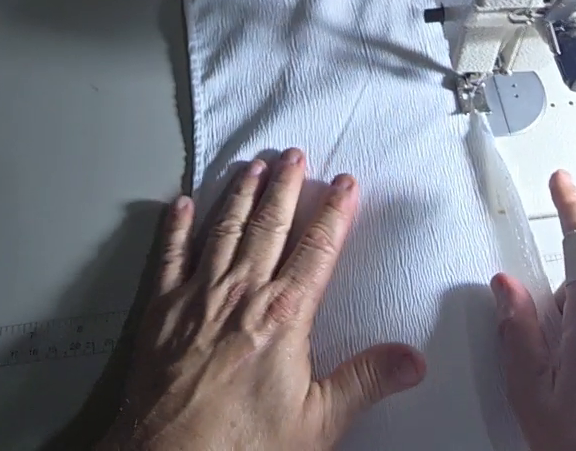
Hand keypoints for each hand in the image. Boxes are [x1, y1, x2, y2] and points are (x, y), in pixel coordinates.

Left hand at [97, 149, 426, 450]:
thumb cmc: (241, 447)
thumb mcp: (317, 423)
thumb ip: (365, 381)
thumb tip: (414, 359)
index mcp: (283, 313)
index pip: (317, 247)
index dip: (334, 211)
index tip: (345, 183)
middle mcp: (242, 291)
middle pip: (269, 225)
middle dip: (285, 186)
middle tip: (294, 155)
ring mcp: (198, 295)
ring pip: (225, 228)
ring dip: (241, 194)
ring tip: (253, 165)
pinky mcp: (161, 309)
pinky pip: (170, 255)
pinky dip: (176, 227)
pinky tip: (182, 203)